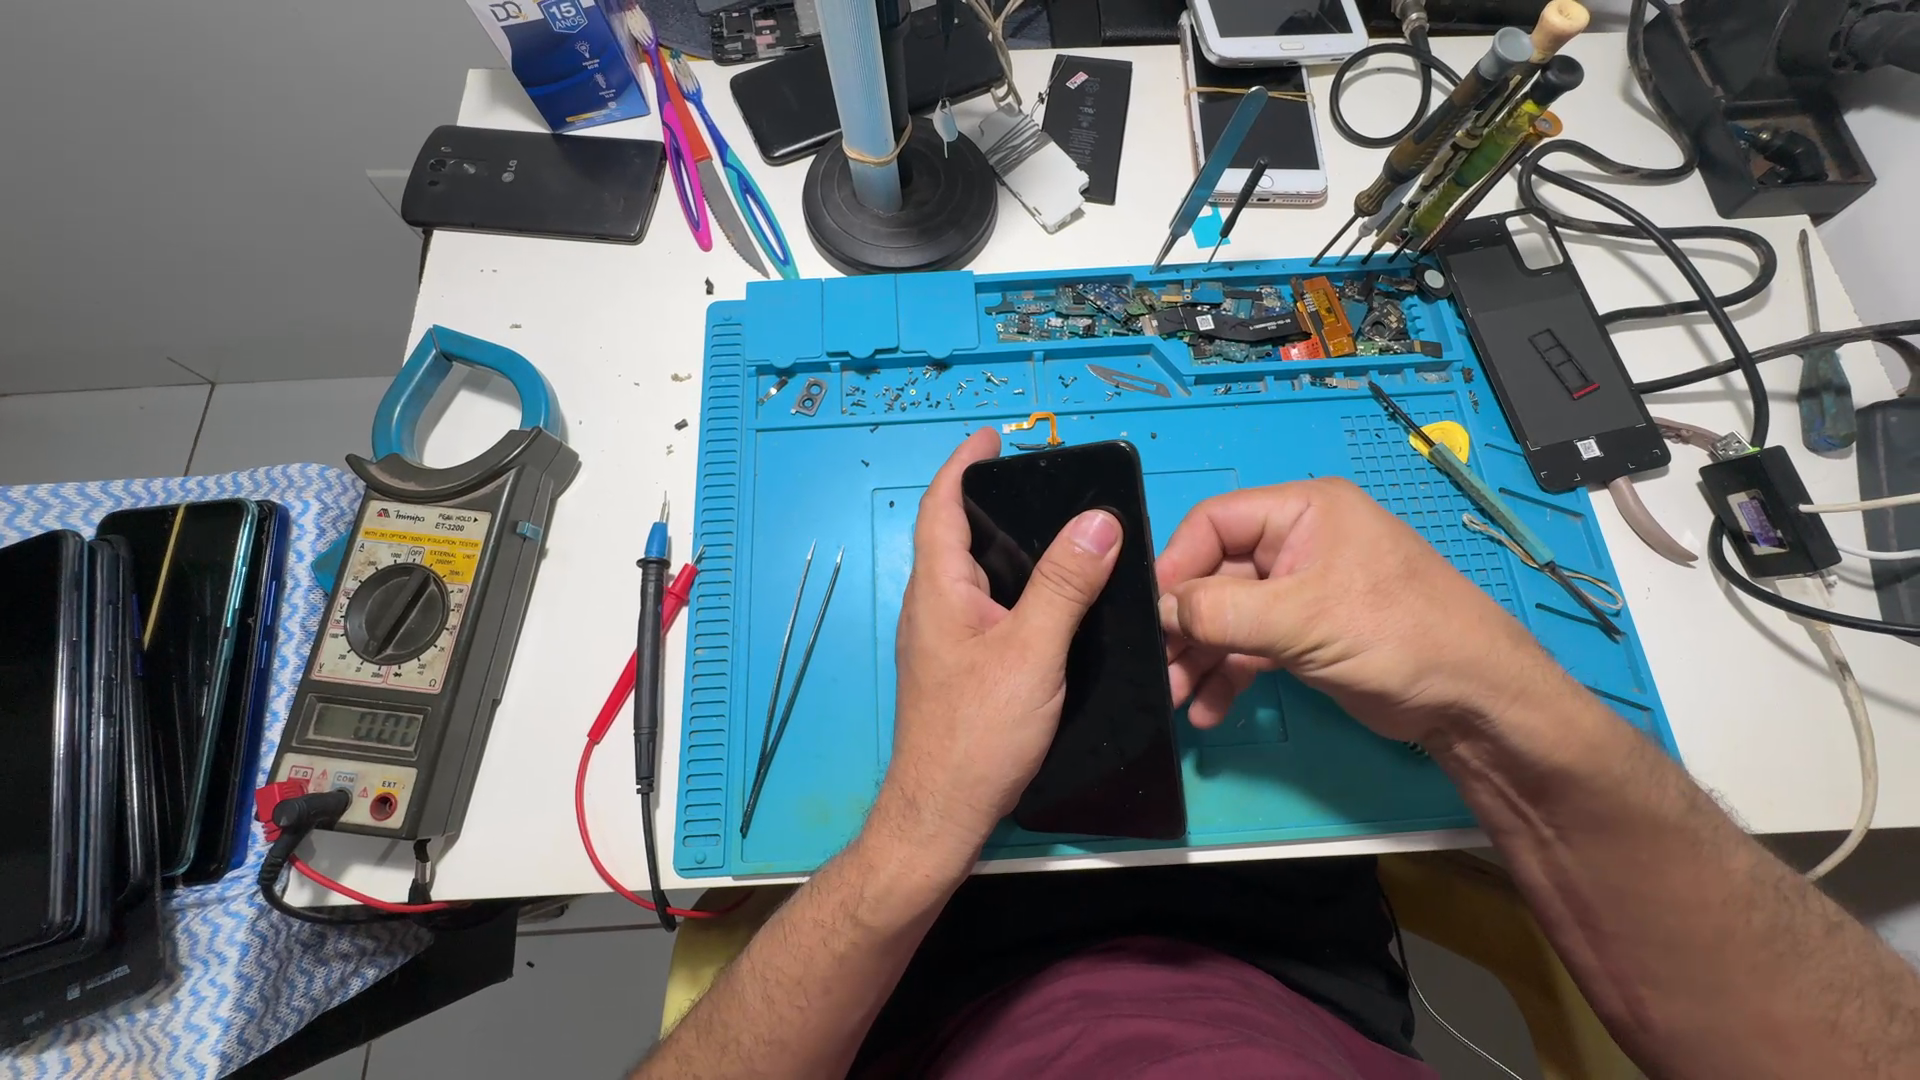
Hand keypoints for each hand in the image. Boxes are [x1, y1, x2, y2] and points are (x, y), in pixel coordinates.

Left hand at [877, 428, 1122, 858]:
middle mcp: (931, 606)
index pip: (940, 507)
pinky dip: (1011, 586)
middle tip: (1040, 485)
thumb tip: (1097, 521)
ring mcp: (940, 638)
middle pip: (955, 536)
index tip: (990, 438)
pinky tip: (1047, 600)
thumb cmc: (978, 732)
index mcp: (938, 589)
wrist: (943, 812)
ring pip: (971, 573)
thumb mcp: (1031, 652)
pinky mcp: (956, 665)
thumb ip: (1065, 586)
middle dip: (990, 502)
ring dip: (1003, 546)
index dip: (962, 465)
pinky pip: (983, 606)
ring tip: (1054, 533)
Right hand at [1155, 479, 1563, 746]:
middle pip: (1213, 576)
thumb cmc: (1398, 637)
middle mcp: (1294, 544)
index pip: (1213, 522)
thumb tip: (1158, 612)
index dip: (1175, 563)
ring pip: (1224, 617)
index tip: (1149, 611)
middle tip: (1157, 666)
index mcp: (1301, 512)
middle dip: (1184, 625)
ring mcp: (1296, 592)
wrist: (1476, 706)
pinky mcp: (1301, 635)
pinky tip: (1208, 710)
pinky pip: (1246, 648)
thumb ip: (1221, 612)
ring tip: (1175, 696)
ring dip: (1197, 657)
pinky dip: (1225, 676)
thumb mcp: (1303, 618)